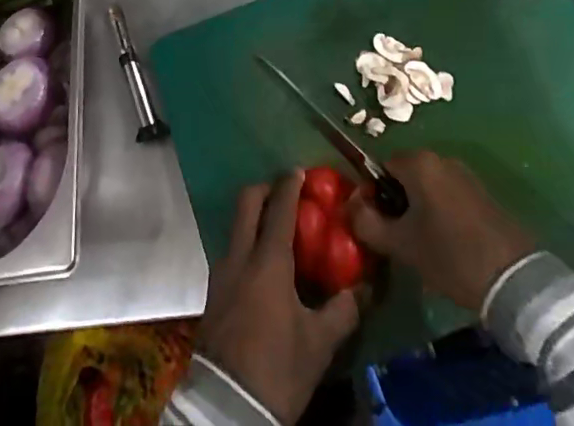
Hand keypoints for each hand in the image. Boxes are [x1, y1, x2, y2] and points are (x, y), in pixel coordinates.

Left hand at [198, 172, 360, 424]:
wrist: (229, 404)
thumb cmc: (279, 367)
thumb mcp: (319, 343)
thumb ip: (342, 310)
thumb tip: (360, 289)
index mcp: (267, 261)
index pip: (278, 208)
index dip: (289, 185)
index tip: (299, 171)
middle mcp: (239, 256)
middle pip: (246, 203)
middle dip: (265, 190)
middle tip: (286, 192)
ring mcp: (221, 272)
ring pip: (235, 226)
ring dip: (254, 216)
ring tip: (278, 228)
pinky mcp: (213, 291)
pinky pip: (231, 250)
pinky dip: (247, 241)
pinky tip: (264, 263)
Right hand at [345, 151, 536, 313]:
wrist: (514, 280)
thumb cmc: (450, 256)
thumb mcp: (399, 244)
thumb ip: (366, 222)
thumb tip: (351, 206)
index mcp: (419, 163)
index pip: (380, 166)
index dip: (372, 193)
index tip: (376, 223)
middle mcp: (442, 159)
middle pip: (404, 175)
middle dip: (395, 201)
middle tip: (397, 236)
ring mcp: (466, 175)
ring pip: (427, 186)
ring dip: (418, 208)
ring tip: (421, 243)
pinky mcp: (484, 194)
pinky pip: (448, 195)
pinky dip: (439, 212)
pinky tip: (445, 243)